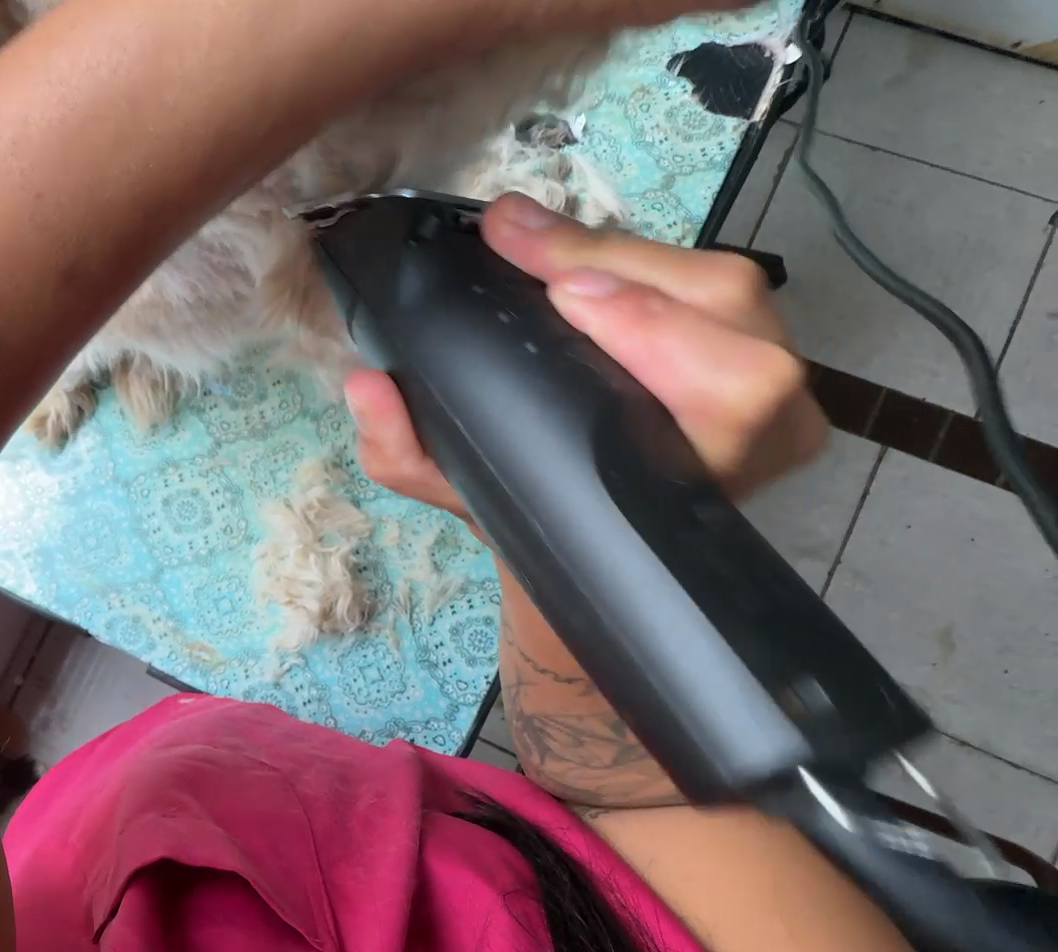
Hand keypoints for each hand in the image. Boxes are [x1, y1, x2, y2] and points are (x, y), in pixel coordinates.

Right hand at [344, 193, 827, 519]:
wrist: (580, 530)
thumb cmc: (525, 516)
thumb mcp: (451, 495)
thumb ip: (402, 453)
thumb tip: (365, 383)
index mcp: (696, 482)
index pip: (730, 391)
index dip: (658, 330)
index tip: (565, 294)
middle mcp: (760, 431)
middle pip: (725, 308)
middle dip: (617, 262)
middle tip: (517, 237)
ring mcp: (772, 380)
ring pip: (719, 282)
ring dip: (619, 252)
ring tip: (530, 240)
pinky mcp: (750, 342)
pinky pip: (705, 279)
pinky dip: (632, 256)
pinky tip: (568, 252)